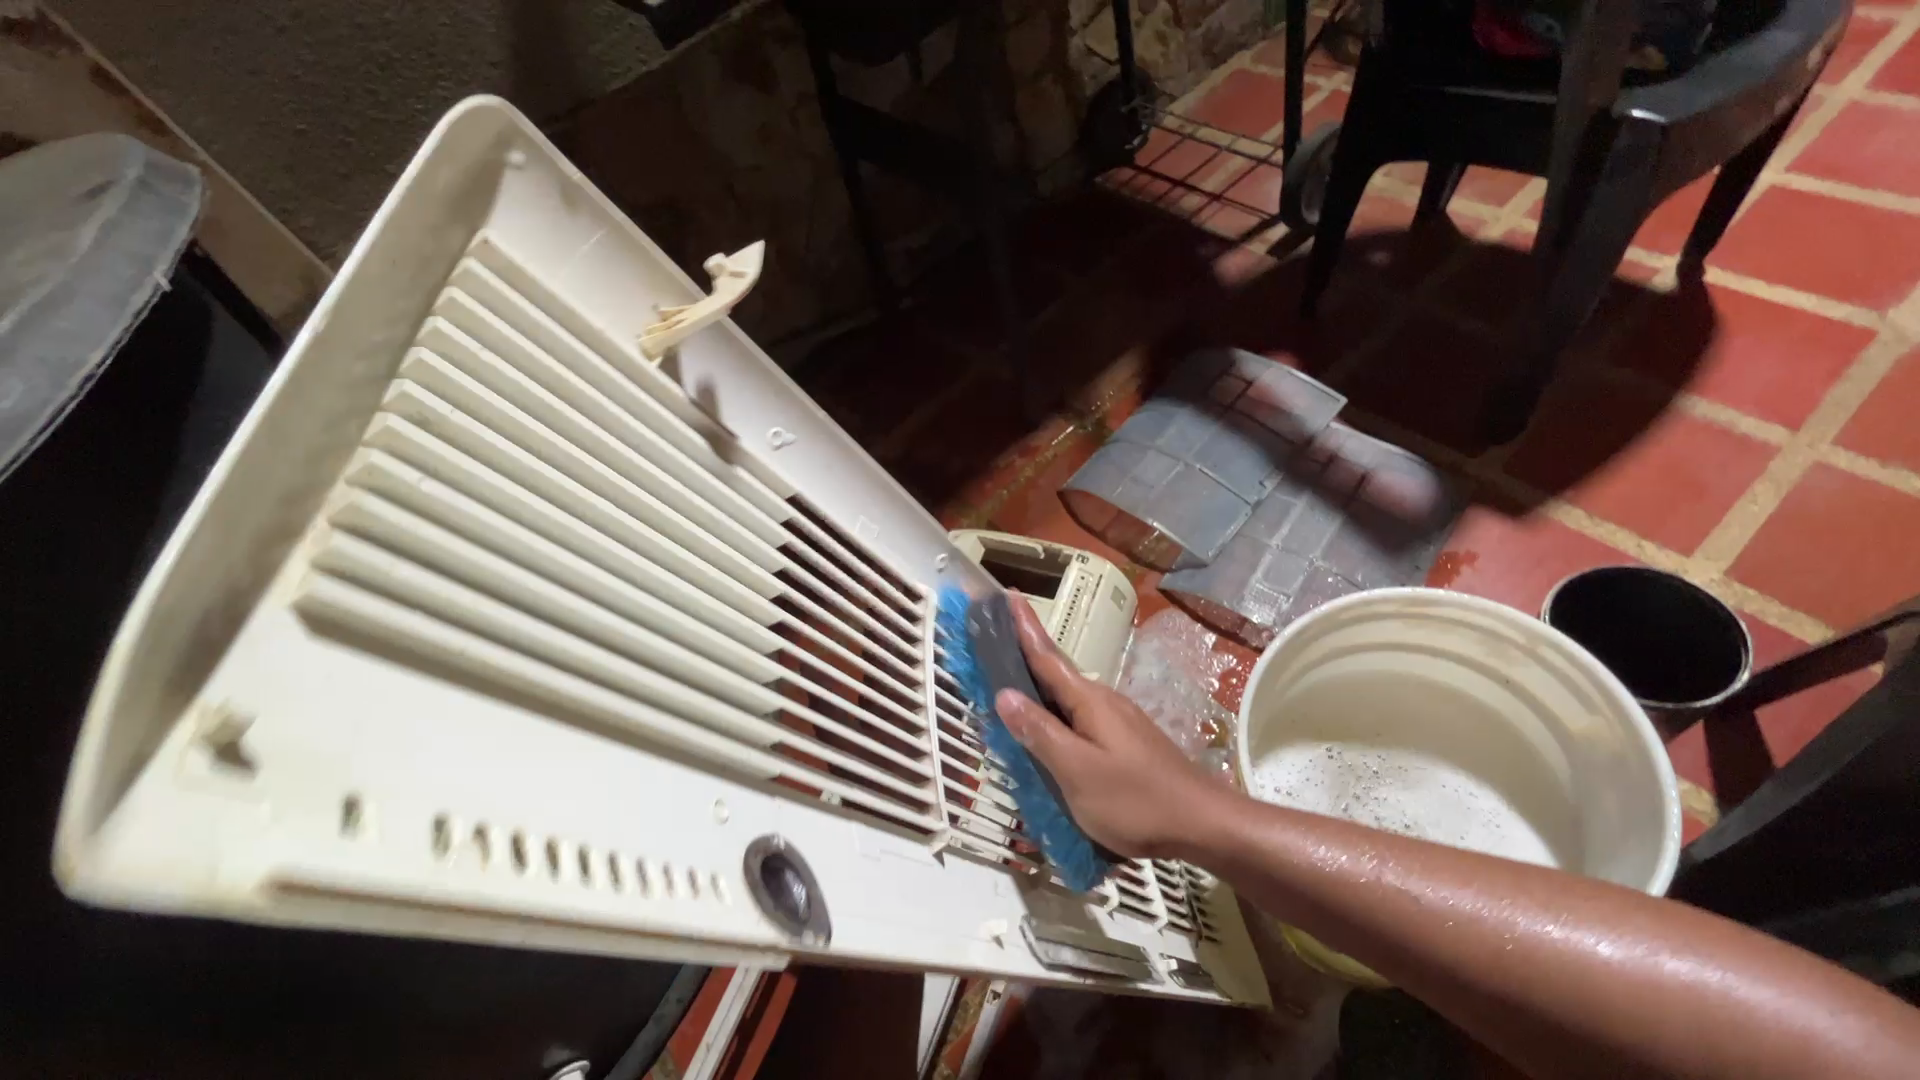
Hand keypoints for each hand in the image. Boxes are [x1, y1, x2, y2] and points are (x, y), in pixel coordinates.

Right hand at [995, 596, 1238, 857]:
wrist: (1203, 824)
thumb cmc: (1136, 800)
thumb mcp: (1078, 770)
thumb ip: (1040, 733)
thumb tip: (1004, 694)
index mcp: (1090, 702)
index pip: (1048, 657)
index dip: (1025, 628)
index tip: (1007, 595)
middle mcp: (1104, 702)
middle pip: (1056, 675)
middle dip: (1024, 657)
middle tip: (990, 644)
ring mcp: (1118, 723)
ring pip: (1067, 701)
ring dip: (1038, 691)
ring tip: (1008, 689)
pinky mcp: (1125, 744)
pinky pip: (1079, 721)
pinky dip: (1056, 717)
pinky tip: (1046, 733)